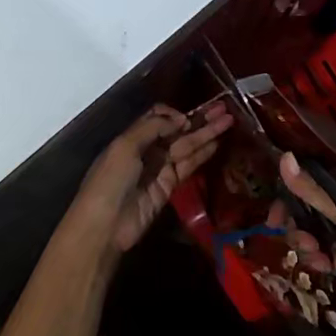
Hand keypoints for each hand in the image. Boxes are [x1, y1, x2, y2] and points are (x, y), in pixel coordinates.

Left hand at [70, 103, 231, 253]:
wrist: (106, 224)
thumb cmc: (110, 181)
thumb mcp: (125, 147)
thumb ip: (153, 127)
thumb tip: (181, 119)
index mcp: (131, 137)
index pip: (157, 117)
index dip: (173, 114)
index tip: (187, 117)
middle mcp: (147, 150)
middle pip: (176, 130)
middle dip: (199, 119)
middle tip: (223, 111)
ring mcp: (159, 168)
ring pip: (186, 146)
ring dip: (207, 133)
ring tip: (229, 121)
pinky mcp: (170, 186)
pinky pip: (188, 165)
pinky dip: (203, 154)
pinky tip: (217, 143)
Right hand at [272, 152, 335, 288]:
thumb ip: (312, 190)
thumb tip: (283, 157)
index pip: (305, 184)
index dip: (287, 203)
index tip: (274, 222)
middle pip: (307, 214)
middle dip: (302, 233)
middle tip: (305, 246)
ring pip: (318, 237)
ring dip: (317, 251)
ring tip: (324, 262)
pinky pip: (334, 253)